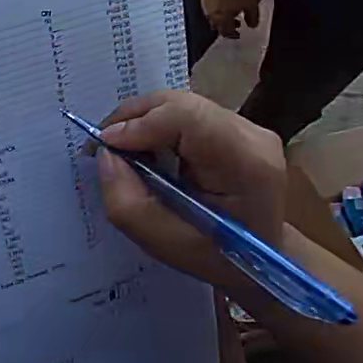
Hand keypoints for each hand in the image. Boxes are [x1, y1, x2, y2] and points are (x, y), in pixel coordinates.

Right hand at [93, 90, 286, 291]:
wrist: (259, 260)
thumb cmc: (215, 257)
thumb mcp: (162, 243)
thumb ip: (126, 201)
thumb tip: (106, 154)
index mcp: (246, 162)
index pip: (187, 117)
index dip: (140, 124)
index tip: (105, 146)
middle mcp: (252, 134)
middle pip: (180, 103)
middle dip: (132, 119)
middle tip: (104, 148)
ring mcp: (246, 126)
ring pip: (177, 104)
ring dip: (141, 122)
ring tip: (123, 152)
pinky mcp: (233, 126)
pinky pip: (183, 113)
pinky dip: (154, 126)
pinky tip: (146, 151)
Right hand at [199, 0, 265, 38]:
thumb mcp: (252, 3)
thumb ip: (252, 17)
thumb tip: (252, 26)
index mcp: (221, 19)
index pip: (226, 32)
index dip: (233, 34)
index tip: (239, 34)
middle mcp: (210, 13)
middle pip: (216, 25)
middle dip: (225, 25)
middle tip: (235, 23)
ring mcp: (204, 2)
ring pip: (211, 14)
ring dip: (220, 15)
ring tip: (230, 9)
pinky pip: (209, 3)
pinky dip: (216, 4)